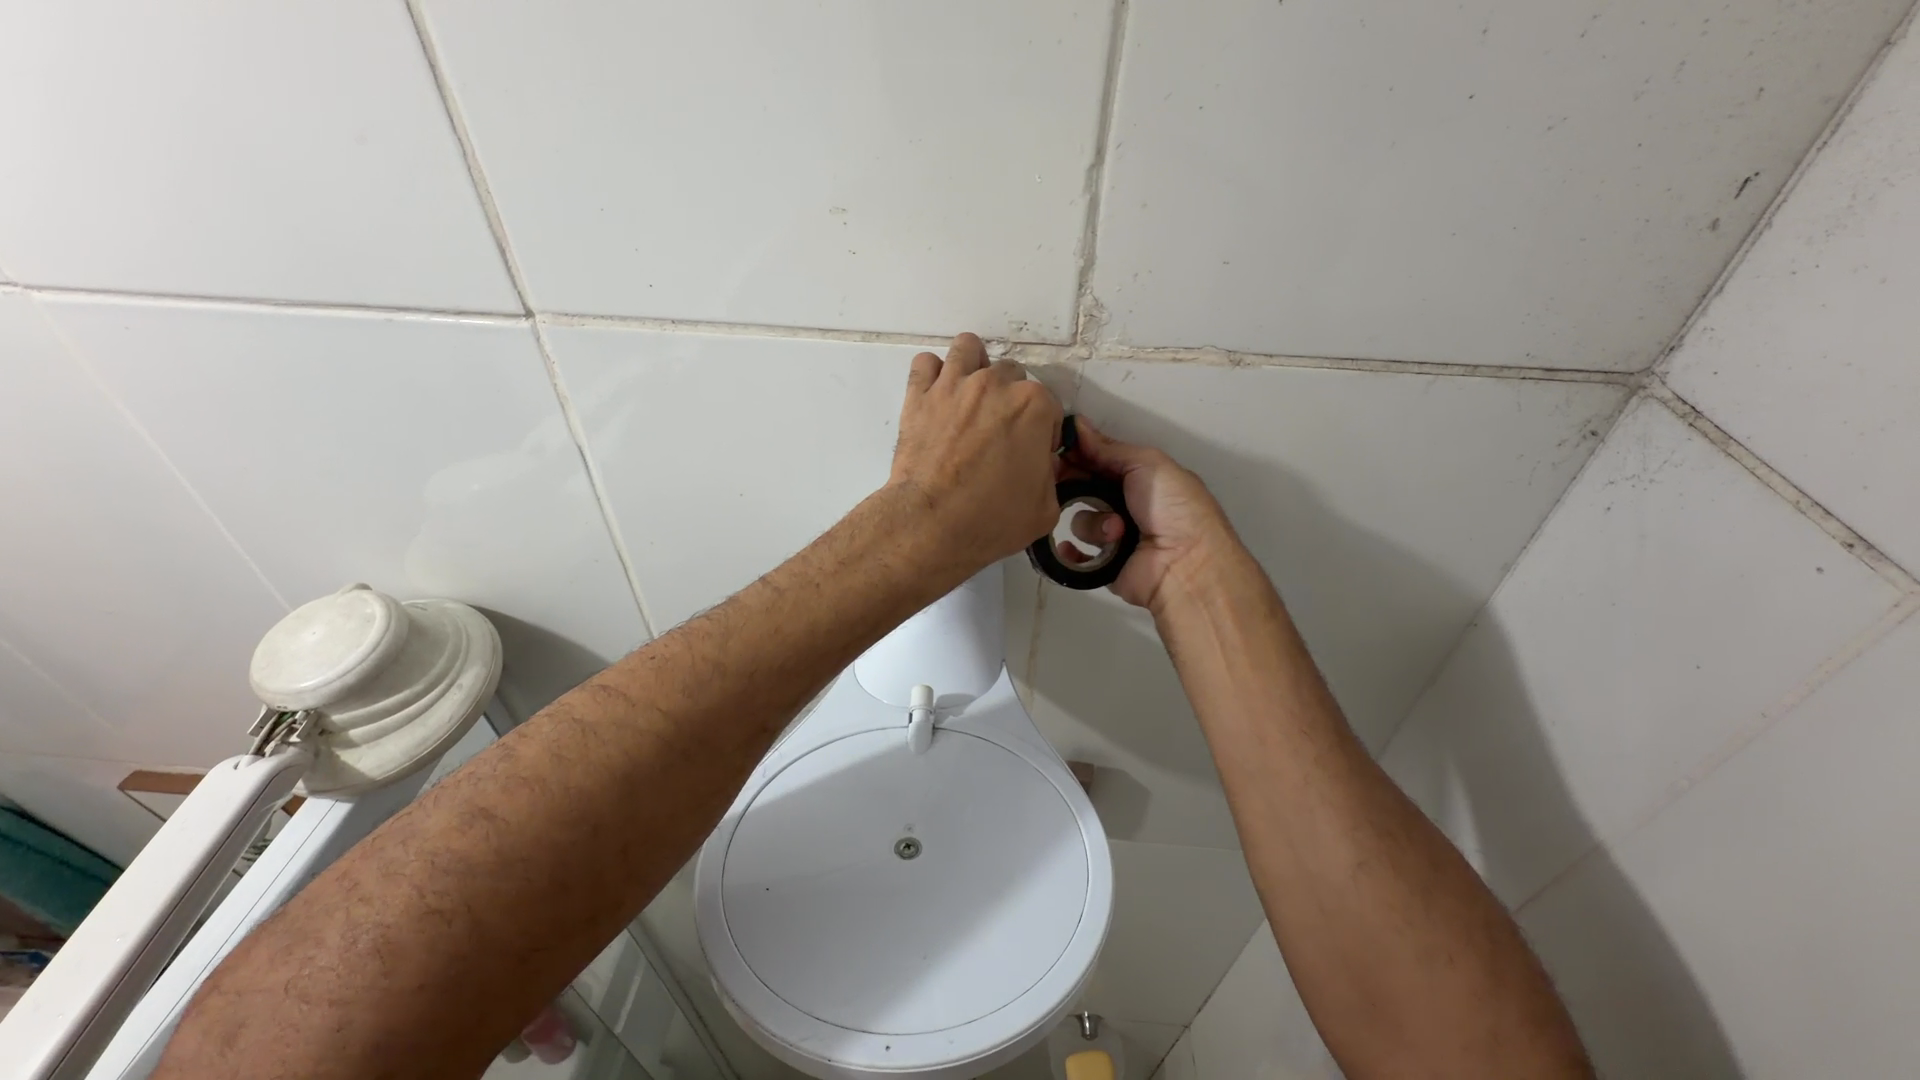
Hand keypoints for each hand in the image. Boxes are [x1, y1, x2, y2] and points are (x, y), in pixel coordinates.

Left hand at [888, 333, 1062, 579]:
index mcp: (1034, 406)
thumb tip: (1040, 465)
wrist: (931, 525)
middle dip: (1010, 401)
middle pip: (1011, 376)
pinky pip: (925, 364)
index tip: (1032, 454)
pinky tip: (938, 397)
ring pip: (968, 350)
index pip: (1049, 408)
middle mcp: (995, 384)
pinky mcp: (919, 396)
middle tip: (999, 433)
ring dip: (974, 367)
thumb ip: (1050, 477)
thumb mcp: (1044, 508)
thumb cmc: (992, 519)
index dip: (1044, 433)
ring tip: (970, 397)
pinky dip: (932, 376)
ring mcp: (953, 385)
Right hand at [1060, 418, 1237, 611]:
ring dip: (1095, 523)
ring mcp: (1114, 537)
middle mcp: (1125, 505)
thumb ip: (1110, 449)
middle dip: (1075, 485)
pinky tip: (1071, 550)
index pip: (1098, 460)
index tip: (1055, 449)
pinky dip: (1071, 552)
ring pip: (1081, 521)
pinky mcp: (1103, 565)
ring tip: (1118, 532)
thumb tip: (1077, 426)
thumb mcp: (1148, 464)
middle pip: (1083, 488)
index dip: (1076, 454)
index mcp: (1140, 478)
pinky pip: (1076, 555)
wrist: (1187, 565)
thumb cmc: (1173, 508)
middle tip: (1062, 481)